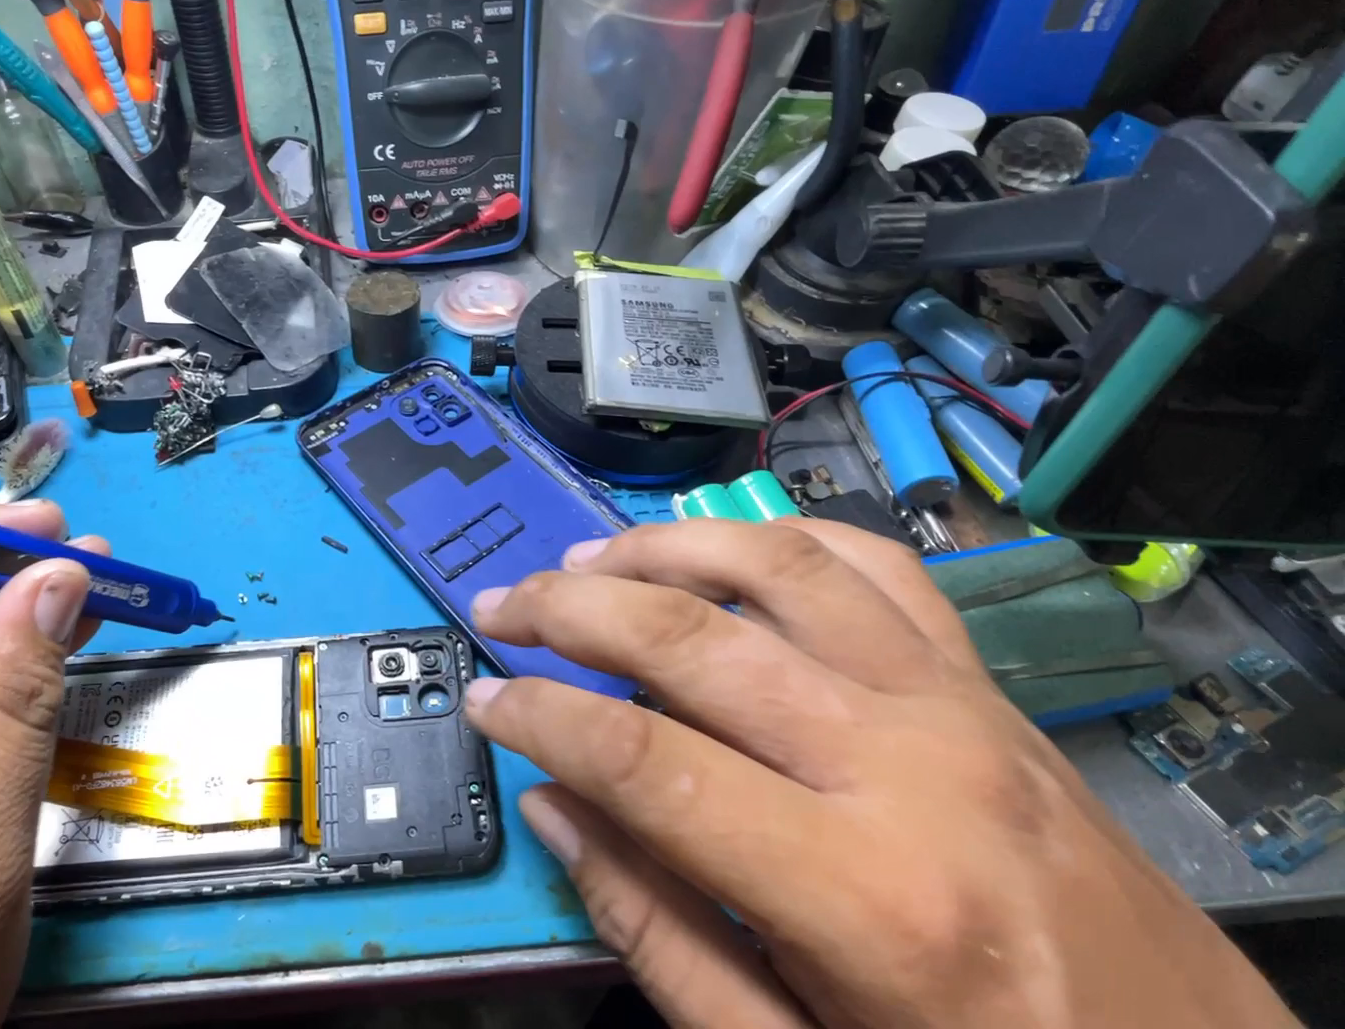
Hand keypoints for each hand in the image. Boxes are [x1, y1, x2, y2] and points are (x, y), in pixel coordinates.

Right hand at [465, 519, 1295, 1028]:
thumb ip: (659, 933)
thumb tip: (556, 809)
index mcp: (860, 893)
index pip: (646, 760)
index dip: (543, 717)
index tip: (484, 701)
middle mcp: (909, 766)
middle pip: (697, 640)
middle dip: (571, 610)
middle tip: (500, 605)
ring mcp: (959, 707)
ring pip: (784, 569)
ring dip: (666, 549)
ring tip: (589, 558)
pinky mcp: (987, 686)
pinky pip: (880, 568)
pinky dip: (785, 538)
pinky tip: (724, 549)